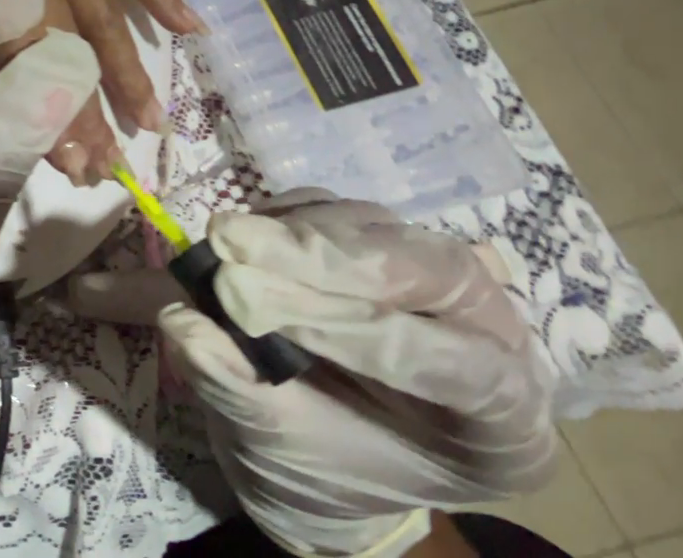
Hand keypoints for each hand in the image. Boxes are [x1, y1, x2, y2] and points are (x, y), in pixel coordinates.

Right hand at [160, 196, 557, 557]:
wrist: (318, 457)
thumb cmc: (313, 470)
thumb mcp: (276, 451)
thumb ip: (236, 388)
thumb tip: (181, 322)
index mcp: (501, 423)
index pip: (454, 363)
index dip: (353, 328)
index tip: (250, 304)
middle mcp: (487, 336)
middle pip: (429, 271)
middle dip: (322, 257)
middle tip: (231, 244)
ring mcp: (429, 280)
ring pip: (380, 230)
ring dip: (296, 233)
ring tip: (226, 243)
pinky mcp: (370, 242)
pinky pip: (334, 212)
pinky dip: (280, 219)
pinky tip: (237, 238)